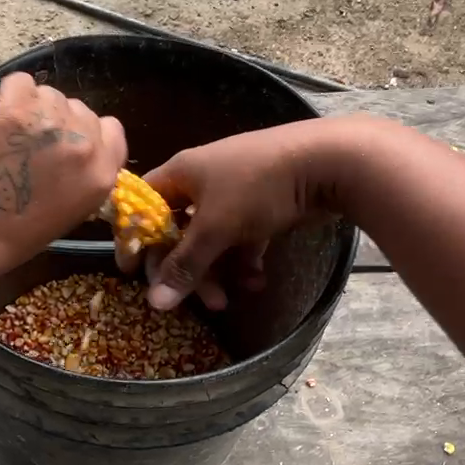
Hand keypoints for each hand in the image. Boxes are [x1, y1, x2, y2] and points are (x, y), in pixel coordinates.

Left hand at [0, 72, 126, 279]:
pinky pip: (19, 83)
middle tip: (30, 144)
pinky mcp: (13, 110)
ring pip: (49, 94)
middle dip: (58, 121)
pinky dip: (8, 95)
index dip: (87, 132)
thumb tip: (75, 147)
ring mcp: (49, 123)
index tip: (65, 142)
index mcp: (101, 174)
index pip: (111, 129)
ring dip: (32, 108)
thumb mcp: (71, 210)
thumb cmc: (14, 233)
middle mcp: (83, 145)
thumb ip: (83, 173)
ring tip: (10, 138)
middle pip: (80, 109)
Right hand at [132, 117, 353, 310]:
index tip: (132, 272)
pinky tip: (256, 282)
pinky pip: (241, 238)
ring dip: (215, 272)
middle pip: (177, 230)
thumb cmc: (259, 186)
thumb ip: (185, 265)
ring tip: (226, 301)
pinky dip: (244, 261)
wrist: (331, 161)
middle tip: (193, 299)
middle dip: (185, 268)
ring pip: (210, 239)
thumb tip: (155, 302)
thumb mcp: (215, 228)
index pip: (143, 206)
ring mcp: (234, 192)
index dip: (134, 238)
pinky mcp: (263, 205)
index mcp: (181, 173)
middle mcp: (202, 180)